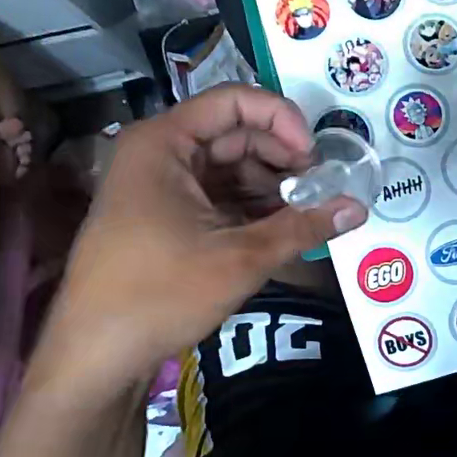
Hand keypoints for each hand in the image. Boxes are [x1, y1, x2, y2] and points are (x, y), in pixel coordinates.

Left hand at [30, 84, 365, 396]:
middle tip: (322, 190)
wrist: (97, 355)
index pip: (235, 101)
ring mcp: (162, 186)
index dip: (283, 120)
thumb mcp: (241, 258)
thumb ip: (304, 227)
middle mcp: (160, 154)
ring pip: (233, 168)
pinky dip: (255, 207)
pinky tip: (284, 229)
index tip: (315, 159)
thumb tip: (359, 208)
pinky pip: (221, 196)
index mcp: (164, 144)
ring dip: (274, 187)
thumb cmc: (160, 293)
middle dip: (284, 159)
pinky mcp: (168, 216)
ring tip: (309, 215)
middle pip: (237, 134)